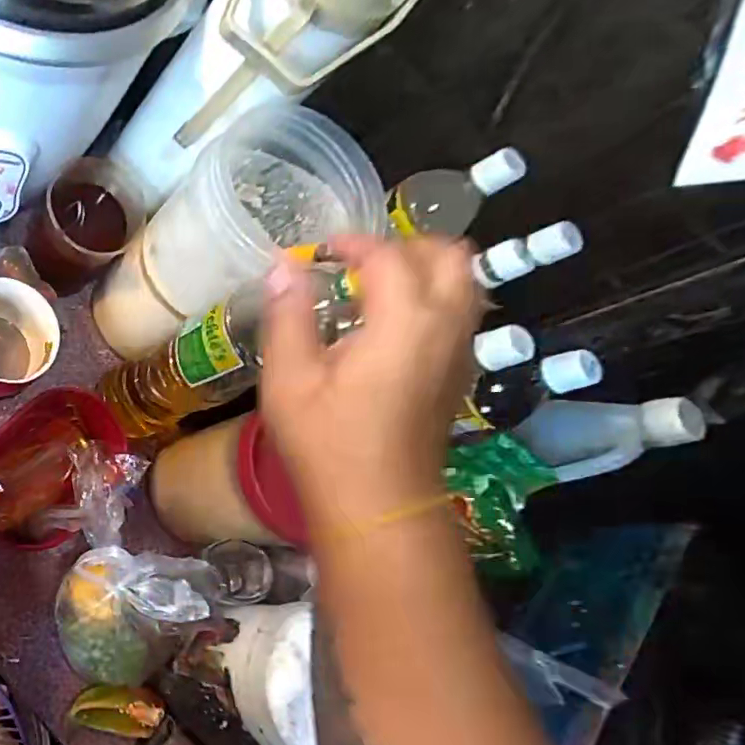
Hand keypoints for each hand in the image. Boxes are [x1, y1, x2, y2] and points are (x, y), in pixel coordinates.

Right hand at [258, 234, 481, 528]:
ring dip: (419, 270)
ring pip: (462, 281)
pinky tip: (384, 327)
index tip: (319, 251)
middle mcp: (447, 324)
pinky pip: (458, 311)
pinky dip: (428, 298)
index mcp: (404, 320)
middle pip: (446, 254)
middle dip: (400, 246)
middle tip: (353, 265)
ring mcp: (460, 349)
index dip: (352, 243)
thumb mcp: (289, 379)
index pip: (388, 254)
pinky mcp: (459, 371)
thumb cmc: (325, 441)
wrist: (377, 501)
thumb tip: (282, 268)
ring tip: (369, 291)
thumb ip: (287, 316)